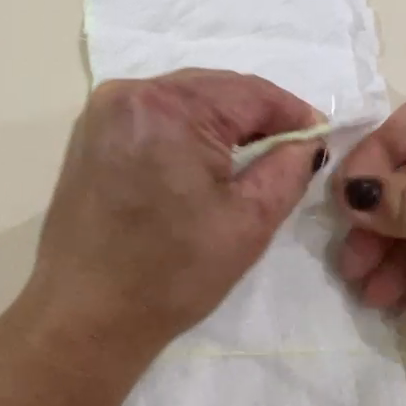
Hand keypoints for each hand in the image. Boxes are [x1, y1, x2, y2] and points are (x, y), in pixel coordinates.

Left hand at [30, 69, 323, 357]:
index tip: (320, 136)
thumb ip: (288, 168)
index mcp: (169, 108)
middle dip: (256, 116)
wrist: (86, 316)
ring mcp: (103, 112)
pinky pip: (154, 117)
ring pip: (183, 100)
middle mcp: (129, 94)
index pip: (250, 92)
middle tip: (289, 149)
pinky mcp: (90, 135)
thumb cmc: (172, 275)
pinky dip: (185, 132)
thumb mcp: (248, 222)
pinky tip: (202, 163)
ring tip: (250, 159)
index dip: (292, 112)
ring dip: (220, 123)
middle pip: (214, 89)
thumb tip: (307, 140)